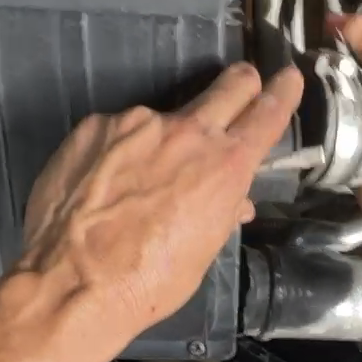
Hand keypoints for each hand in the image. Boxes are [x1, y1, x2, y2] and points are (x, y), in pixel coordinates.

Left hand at [19, 62, 302, 334]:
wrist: (74, 283)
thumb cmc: (148, 282)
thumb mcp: (202, 253)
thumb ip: (220, 214)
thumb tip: (234, 203)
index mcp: (224, 166)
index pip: (267, 113)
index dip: (282, 93)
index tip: (288, 78)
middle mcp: (186, 132)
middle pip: (230, 85)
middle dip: (242, 86)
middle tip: (241, 91)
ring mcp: (136, 123)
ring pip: (164, 118)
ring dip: (165, 139)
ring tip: (140, 182)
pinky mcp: (93, 127)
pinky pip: (118, 132)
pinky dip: (120, 152)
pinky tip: (105, 185)